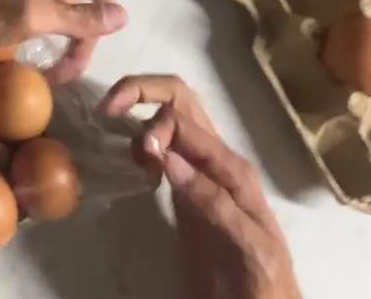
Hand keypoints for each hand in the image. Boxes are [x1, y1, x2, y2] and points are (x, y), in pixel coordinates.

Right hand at [103, 76, 300, 298]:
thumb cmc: (263, 284)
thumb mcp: (247, 245)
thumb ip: (212, 200)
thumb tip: (166, 154)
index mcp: (231, 166)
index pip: (184, 118)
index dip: (155, 123)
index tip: (138, 152)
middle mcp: (215, 158)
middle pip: (177, 98)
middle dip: (140, 90)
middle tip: (106, 110)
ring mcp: (199, 171)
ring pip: (168, 116)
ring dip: (138, 113)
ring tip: (116, 135)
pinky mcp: (186, 188)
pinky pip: (162, 146)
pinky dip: (140, 137)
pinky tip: (128, 157)